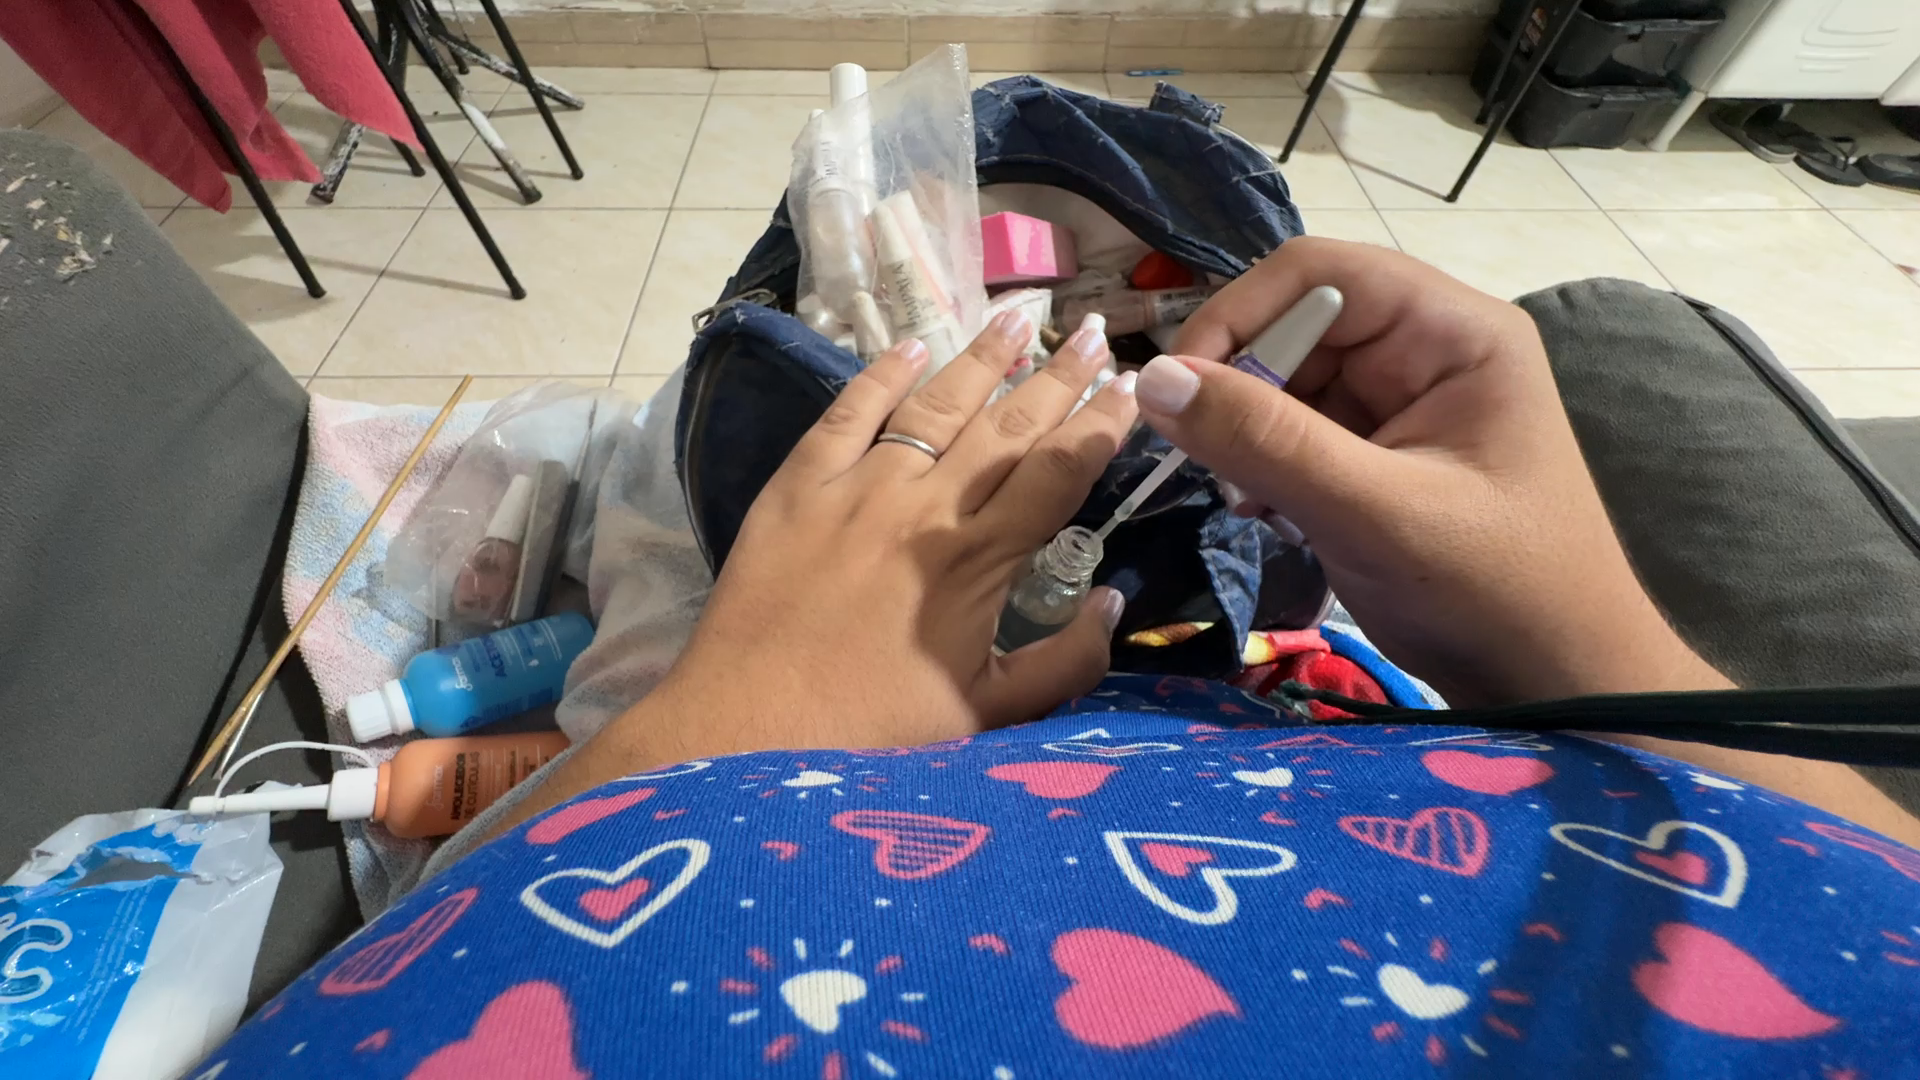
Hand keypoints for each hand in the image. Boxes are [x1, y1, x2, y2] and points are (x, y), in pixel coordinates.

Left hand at [495, 312, 1136, 829]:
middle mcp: (926, 505)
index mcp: (978, 559)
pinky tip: (913, 344)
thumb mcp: (990, 714)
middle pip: (1007, 425)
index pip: (1059, 471)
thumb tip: (1114, 602)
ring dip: (982, 359)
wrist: (751, 729)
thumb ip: (1066, 662)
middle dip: (1057, 376)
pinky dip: (881, 375)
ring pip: (934, 404)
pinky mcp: (799, 485)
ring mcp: (858, 486)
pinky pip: (847, 413)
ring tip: (1020, 318)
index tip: (1130, 388)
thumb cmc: (876, 731)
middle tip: (1094, 332)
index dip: (1101, 425)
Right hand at [1136, 237, 1726, 705]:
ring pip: (1273, 387)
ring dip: (1243, 443)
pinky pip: (1280, 435)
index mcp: (1448, 332)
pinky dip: (1256, 470)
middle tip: (1221, 471)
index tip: (1178, 389)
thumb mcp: (1372, 510)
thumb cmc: (1488, 589)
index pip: (1316, 275)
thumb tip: (1153, 378)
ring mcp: (1387, 405)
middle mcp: (1415, 352)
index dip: (1235, 316)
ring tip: (1253, 504)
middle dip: (1238, 396)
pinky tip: (1270, 516)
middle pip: (1286, 331)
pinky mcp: (1361, 453)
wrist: (1541, 677)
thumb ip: (1264, 441)